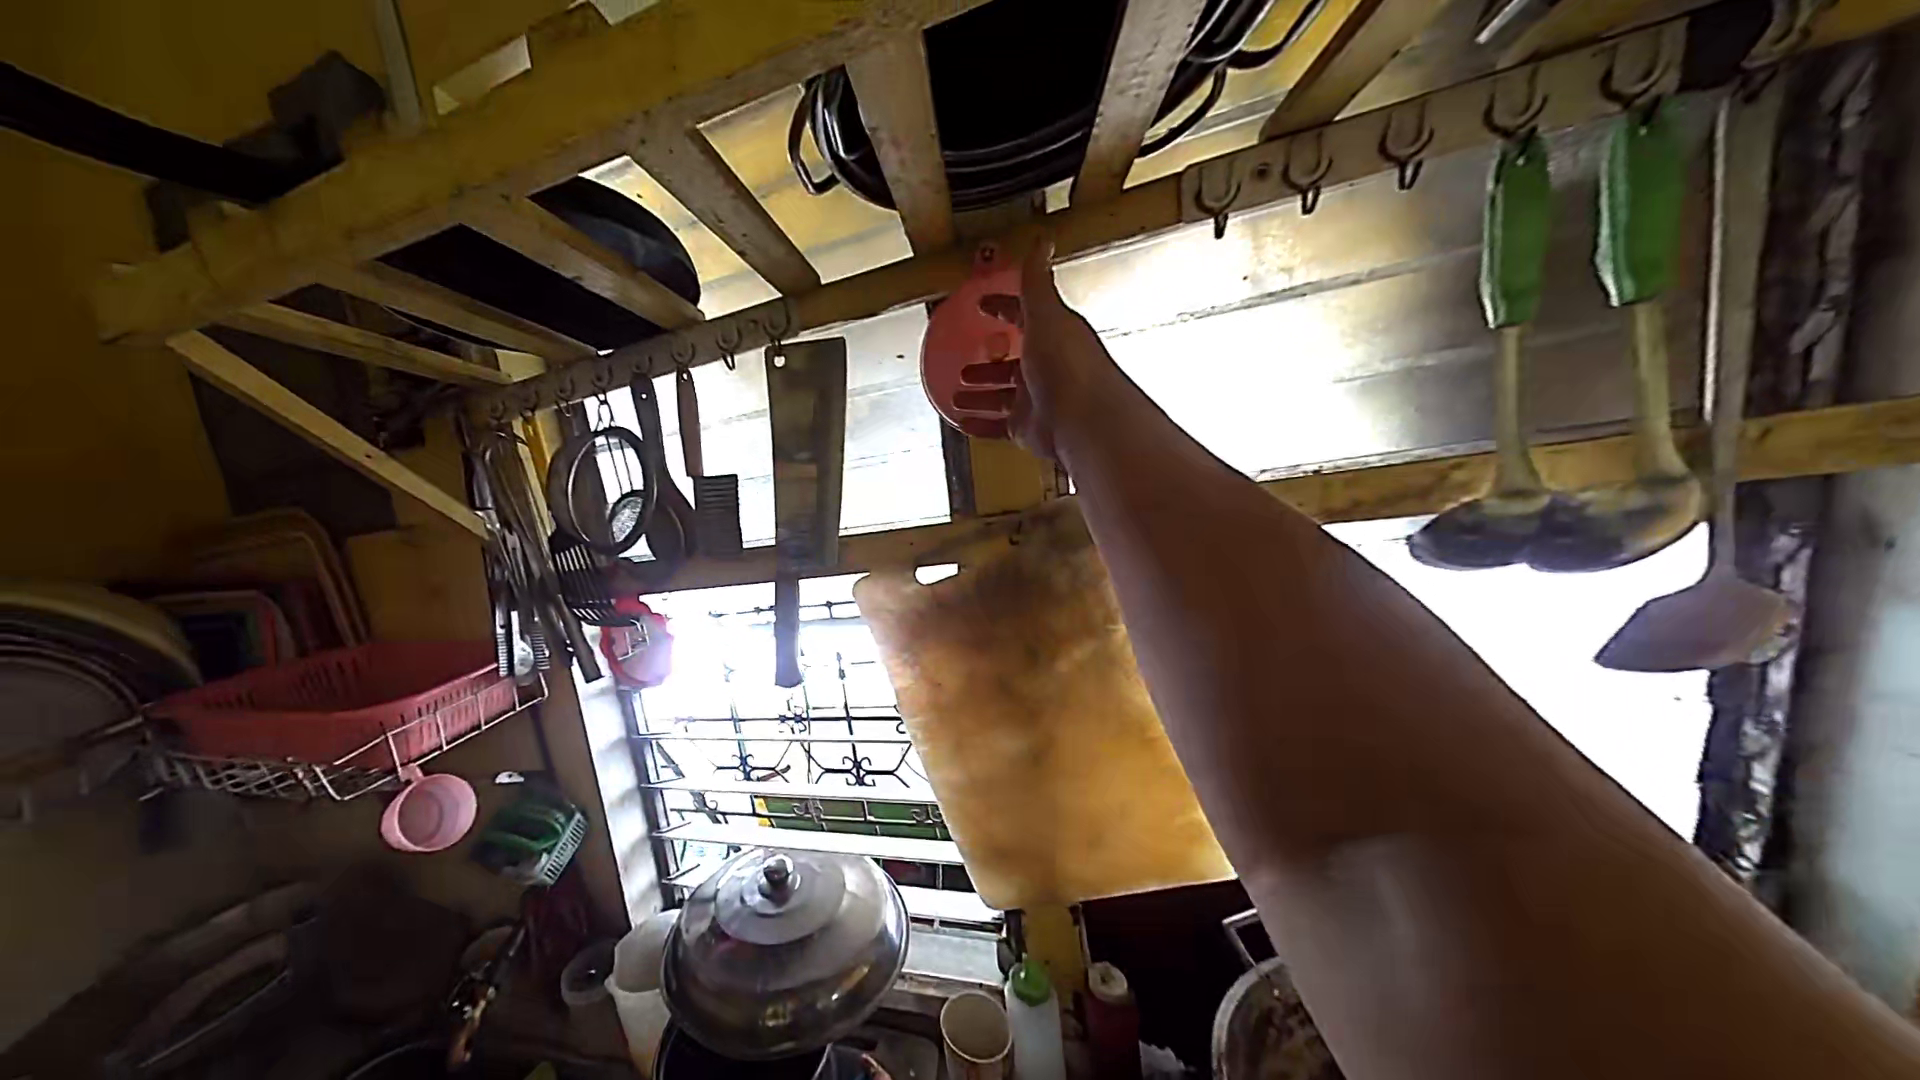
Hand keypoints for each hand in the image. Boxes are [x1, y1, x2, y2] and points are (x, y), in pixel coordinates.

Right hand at [954, 239, 1118, 462]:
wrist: (1083, 421)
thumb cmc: (1068, 366)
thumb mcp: (1046, 315)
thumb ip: (1036, 283)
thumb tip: (1042, 241)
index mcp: (1053, 336)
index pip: (1025, 316)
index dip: (1004, 308)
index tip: (984, 304)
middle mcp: (1047, 368)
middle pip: (1012, 363)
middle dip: (988, 362)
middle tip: (966, 361)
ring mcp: (1038, 401)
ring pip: (1002, 397)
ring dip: (980, 395)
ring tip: (957, 393)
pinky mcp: (1030, 429)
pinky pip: (999, 427)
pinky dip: (980, 425)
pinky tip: (963, 422)